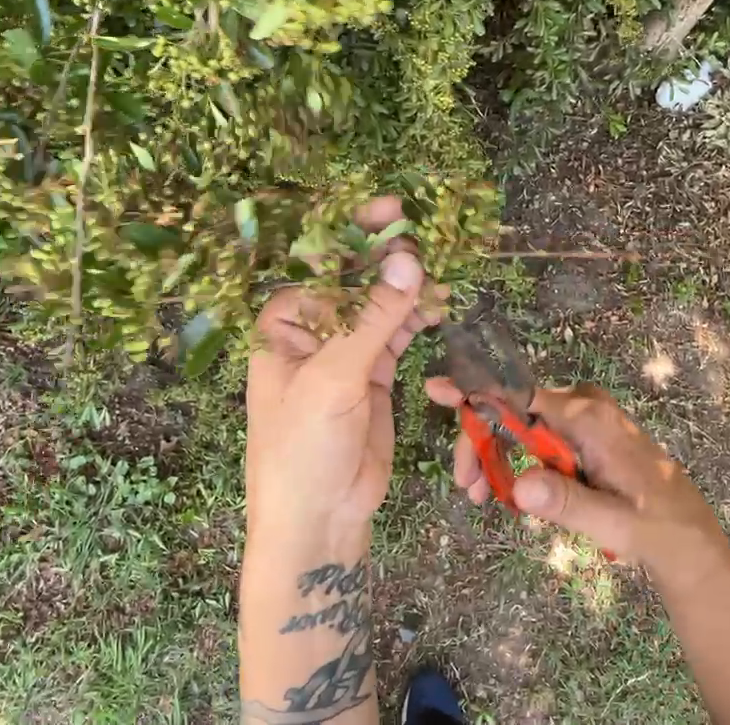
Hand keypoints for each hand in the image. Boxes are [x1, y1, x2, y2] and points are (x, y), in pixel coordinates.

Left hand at [245, 198, 440, 558]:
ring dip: (409, 285)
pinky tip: (442, 300)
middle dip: (389, 256)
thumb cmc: (302, 446)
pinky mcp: (373, 370)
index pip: (320, 263)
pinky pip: (398, 331)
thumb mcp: (334, 378)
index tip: (393, 211)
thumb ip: (374, 319)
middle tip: (430, 236)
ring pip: (381, 302)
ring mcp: (345, 348)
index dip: (354, 232)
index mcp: (284, 320)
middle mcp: (313, 326)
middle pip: (355, 277)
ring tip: (445, 266)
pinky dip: (419, 315)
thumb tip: (409, 260)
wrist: (317, 519)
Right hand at [423, 379, 728, 577]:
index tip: (437, 390)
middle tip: (468, 489)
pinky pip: (537, 438)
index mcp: (589, 418)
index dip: (477, 394)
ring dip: (497, 458)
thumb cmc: (658, 530)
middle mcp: (583, 407)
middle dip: (482, 445)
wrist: (691, 540)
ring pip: (520, 426)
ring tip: (485, 498)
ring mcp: (583, 419)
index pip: (520, 395)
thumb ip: (567, 502)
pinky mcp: (583, 434)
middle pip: (513, 411)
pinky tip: (512, 492)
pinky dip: (517, 462)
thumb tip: (519, 486)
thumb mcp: (614, 523)